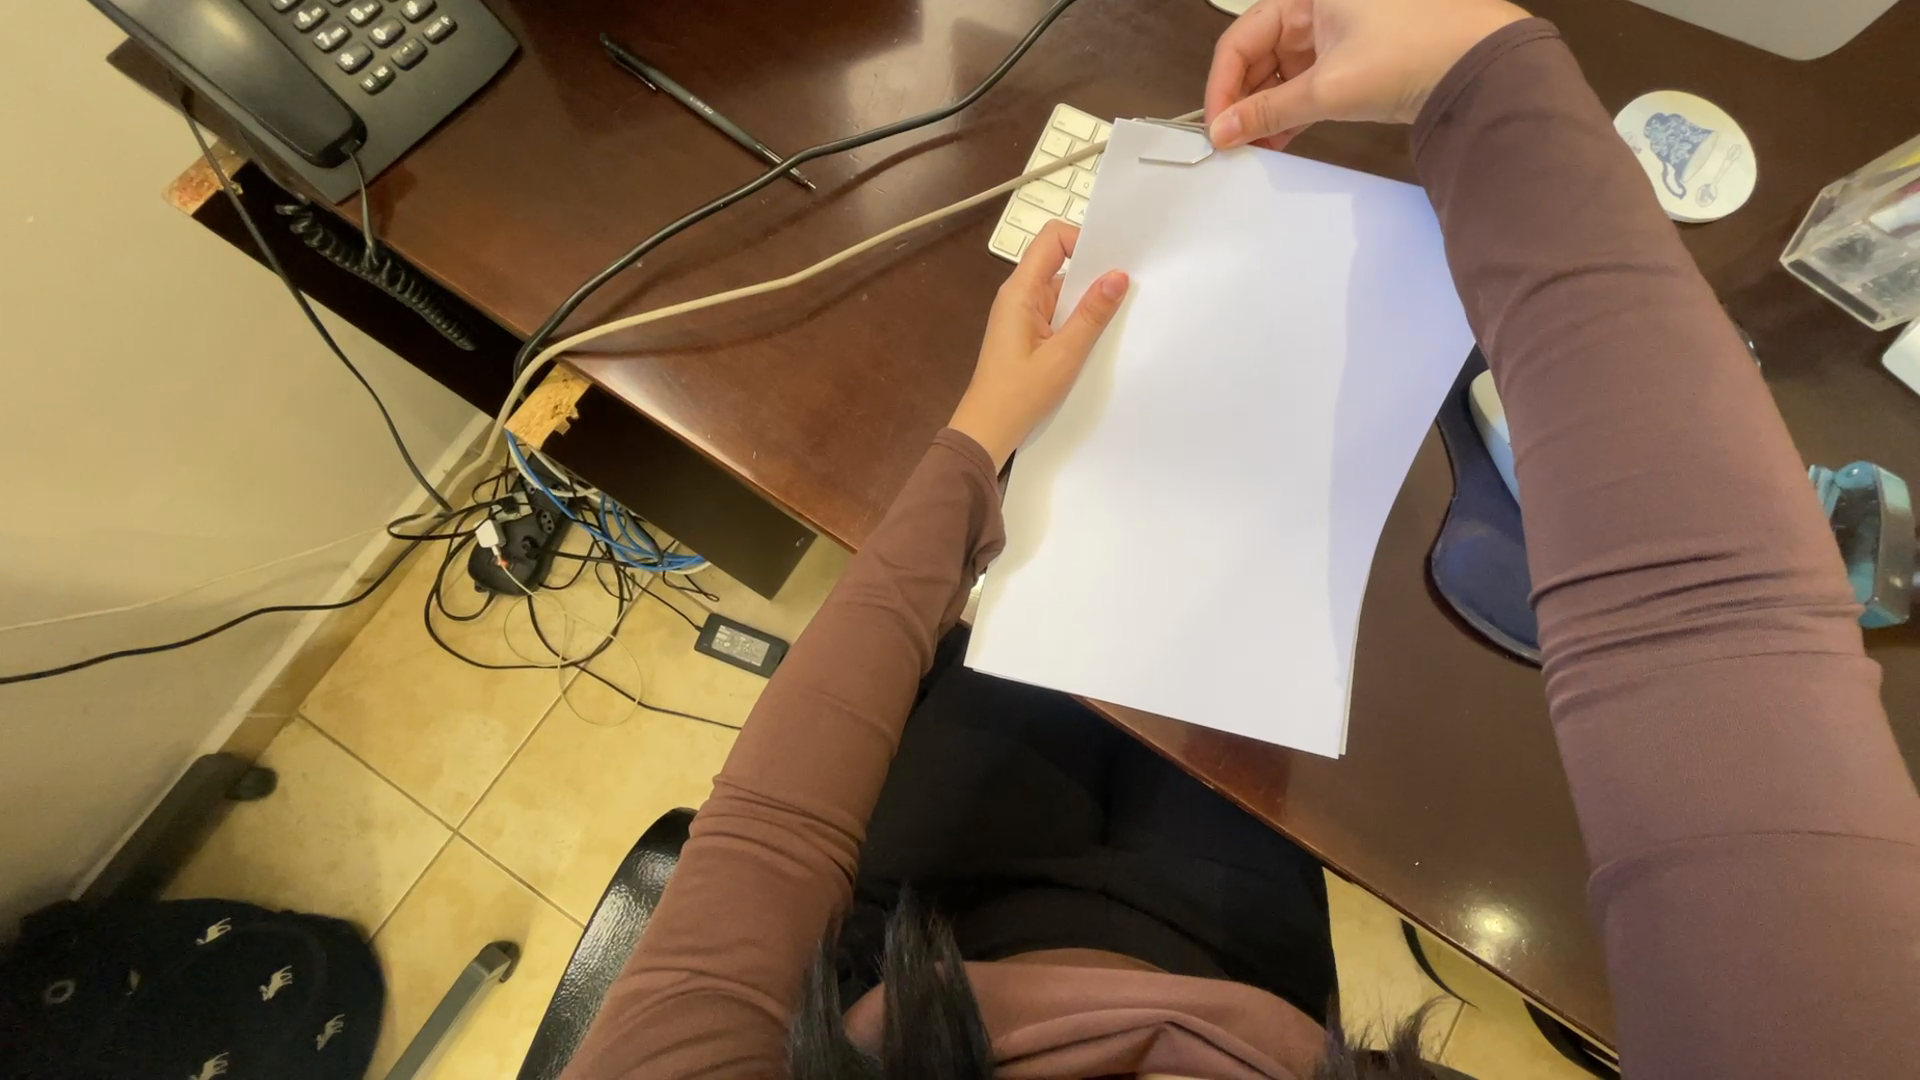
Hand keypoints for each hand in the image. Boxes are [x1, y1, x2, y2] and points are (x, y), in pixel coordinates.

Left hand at [949, 222, 1128, 469]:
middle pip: (1060, 264)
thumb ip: (1092, 314)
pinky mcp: (1027, 335)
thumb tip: (1119, 276)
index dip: (1082, 240)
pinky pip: (1056, 315)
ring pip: (1062, 293)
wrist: (988, 429)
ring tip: (1117, 318)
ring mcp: (1022, 316)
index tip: (1111, 262)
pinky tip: (1095, 338)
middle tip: (1127, 290)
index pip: (1052, 239)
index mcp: (1020, 291)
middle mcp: (1019, 296)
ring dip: (1087, 303)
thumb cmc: (1019, 394)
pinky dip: (1076, 322)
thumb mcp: (1064, 355)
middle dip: (1093, 274)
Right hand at [1204, 0, 1529, 151]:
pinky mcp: (1342, 60)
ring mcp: (1328, 33)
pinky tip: (1276, 140)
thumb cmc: (1410, 53)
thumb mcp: (1326, 88)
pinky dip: (1284, 115)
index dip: (1221, 87)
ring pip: (1273, 76)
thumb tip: (1221, 132)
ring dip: (1261, 114)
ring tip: (1255, 146)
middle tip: (1232, 143)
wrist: (1474, 68)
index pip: (1240, 40)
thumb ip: (1265, 112)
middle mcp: (1313, 6)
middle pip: (1253, 58)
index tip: (1215, 128)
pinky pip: (1297, 88)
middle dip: (1240, 102)